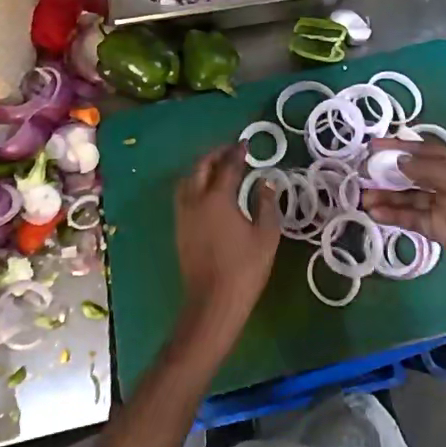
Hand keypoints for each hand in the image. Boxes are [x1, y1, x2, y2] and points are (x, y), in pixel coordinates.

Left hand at [174, 144, 281, 332]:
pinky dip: (195, 184)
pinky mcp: (179, 229)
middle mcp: (195, 200)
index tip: (245, 144)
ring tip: (218, 168)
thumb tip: (266, 183)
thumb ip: (266, 204)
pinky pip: (184, 195)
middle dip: (215, 155)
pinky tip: (208, 192)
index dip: (237, 153)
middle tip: (231, 152)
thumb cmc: (245, 268)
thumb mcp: (266, 235)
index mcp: (217, 198)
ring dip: (201, 168)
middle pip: (201, 167)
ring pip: (188, 180)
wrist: (213, 302)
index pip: (227, 167)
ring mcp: (183, 215)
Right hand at [363, 139, 445, 309]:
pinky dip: (396, 215)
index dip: (402, 147)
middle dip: (391, 172)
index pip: (430, 151)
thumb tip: (401, 160)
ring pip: (413, 197)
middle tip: (362, 171)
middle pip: (418, 173)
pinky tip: (376, 214)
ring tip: (362, 197)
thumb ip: (435, 172)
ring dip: (389, 196)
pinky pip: (415, 219)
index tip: (374, 146)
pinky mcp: (444, 233)